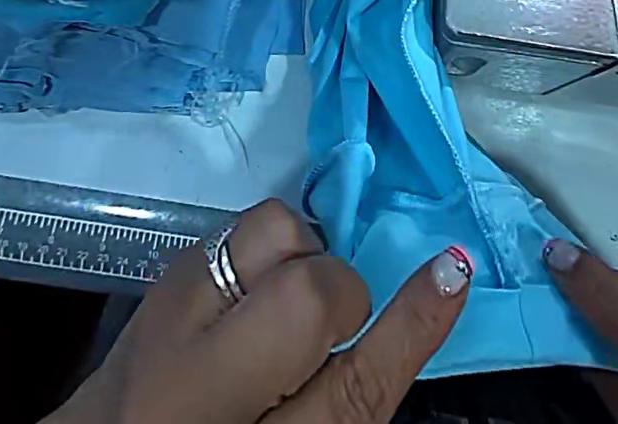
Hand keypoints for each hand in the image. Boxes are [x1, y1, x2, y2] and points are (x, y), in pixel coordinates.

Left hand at [51, 199, 471, 423]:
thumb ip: (357, 381)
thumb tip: (436, 286)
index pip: (351, 388)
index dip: (410, 325)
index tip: (453, 267)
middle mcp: (196, 376)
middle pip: (306, 290)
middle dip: (333, 291)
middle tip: (317, 330)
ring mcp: (169, 309)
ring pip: (270, 231)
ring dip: (297, 259)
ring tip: (277, 307)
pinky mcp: (164, 272)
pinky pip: (239, 229)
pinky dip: (265, 254)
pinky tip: (248, 295)